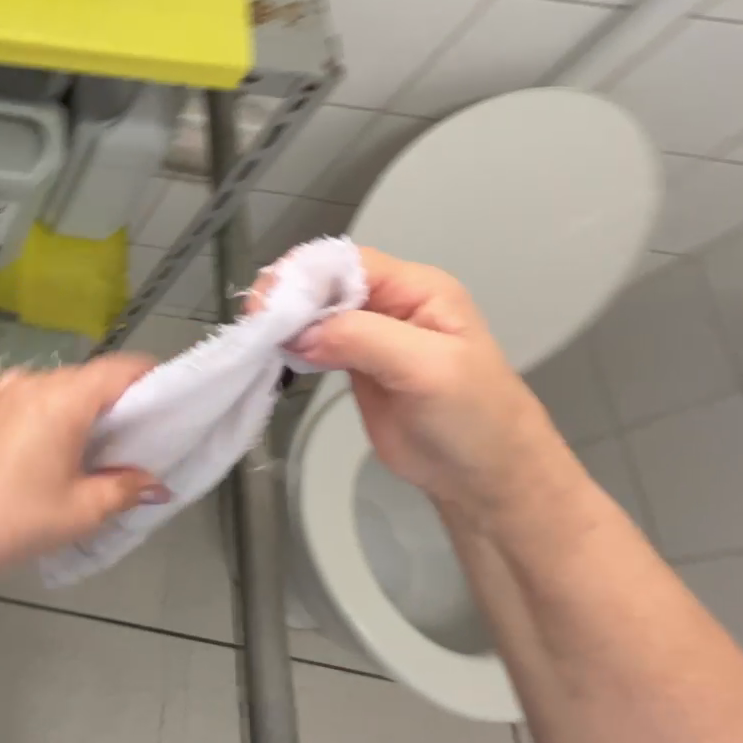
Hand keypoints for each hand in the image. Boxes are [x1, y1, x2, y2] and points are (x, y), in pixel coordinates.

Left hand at [0, 355, 168, 585]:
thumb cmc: (20, 518)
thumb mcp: (85, 508)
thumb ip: (127, 487)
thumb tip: (157, 484)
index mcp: (60, 398)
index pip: (118, 369)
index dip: (151, 378)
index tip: (174, 399)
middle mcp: (33, 381)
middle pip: (90, 376)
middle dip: (120, 399)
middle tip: (145, 434)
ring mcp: (6, 390)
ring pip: (63, 385)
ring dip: (87, 406)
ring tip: (106, 445)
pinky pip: (37, 395)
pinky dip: (58, 410)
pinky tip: (65, 444)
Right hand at [285, 246, 571, 526]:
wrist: (484, 480)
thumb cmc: (475, 421)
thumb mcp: (429, 370)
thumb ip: (364, 338)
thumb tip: (297, 332)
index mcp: (416, 289)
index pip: (344, 262)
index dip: (302, 276)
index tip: (269, 309)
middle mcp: (388, 301)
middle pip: (320, 278)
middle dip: (285, 295)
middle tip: (258, 326)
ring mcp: (367, 330)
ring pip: (309, 306)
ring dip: (281, 319)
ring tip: (261, 341)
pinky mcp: (349, 358)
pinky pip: (308, 335)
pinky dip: (286, 340)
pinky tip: (275, 354)